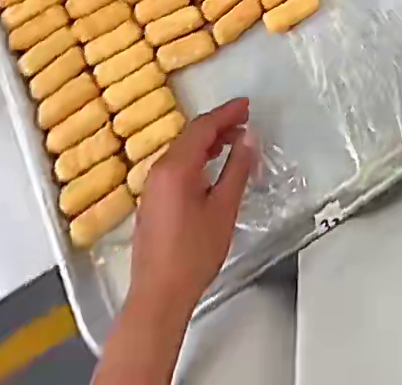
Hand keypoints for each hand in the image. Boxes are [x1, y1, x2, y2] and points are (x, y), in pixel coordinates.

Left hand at [126, 98, 255, 317]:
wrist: (158, 296)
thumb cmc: (194, 253)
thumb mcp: (224, 207)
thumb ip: (237, 167)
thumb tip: (248, 138)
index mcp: (176, 167)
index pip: (203, 127)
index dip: (226, 113)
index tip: (246, 104)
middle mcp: (159, 170)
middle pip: (191, 135)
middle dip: (219, 124)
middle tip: (244, 119)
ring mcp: (153, 185)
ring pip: (183, 149)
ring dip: (209, 140)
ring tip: (234, 139)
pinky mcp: (153, 199)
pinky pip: (177, 164)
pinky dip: (197, 156)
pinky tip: (212, 164)